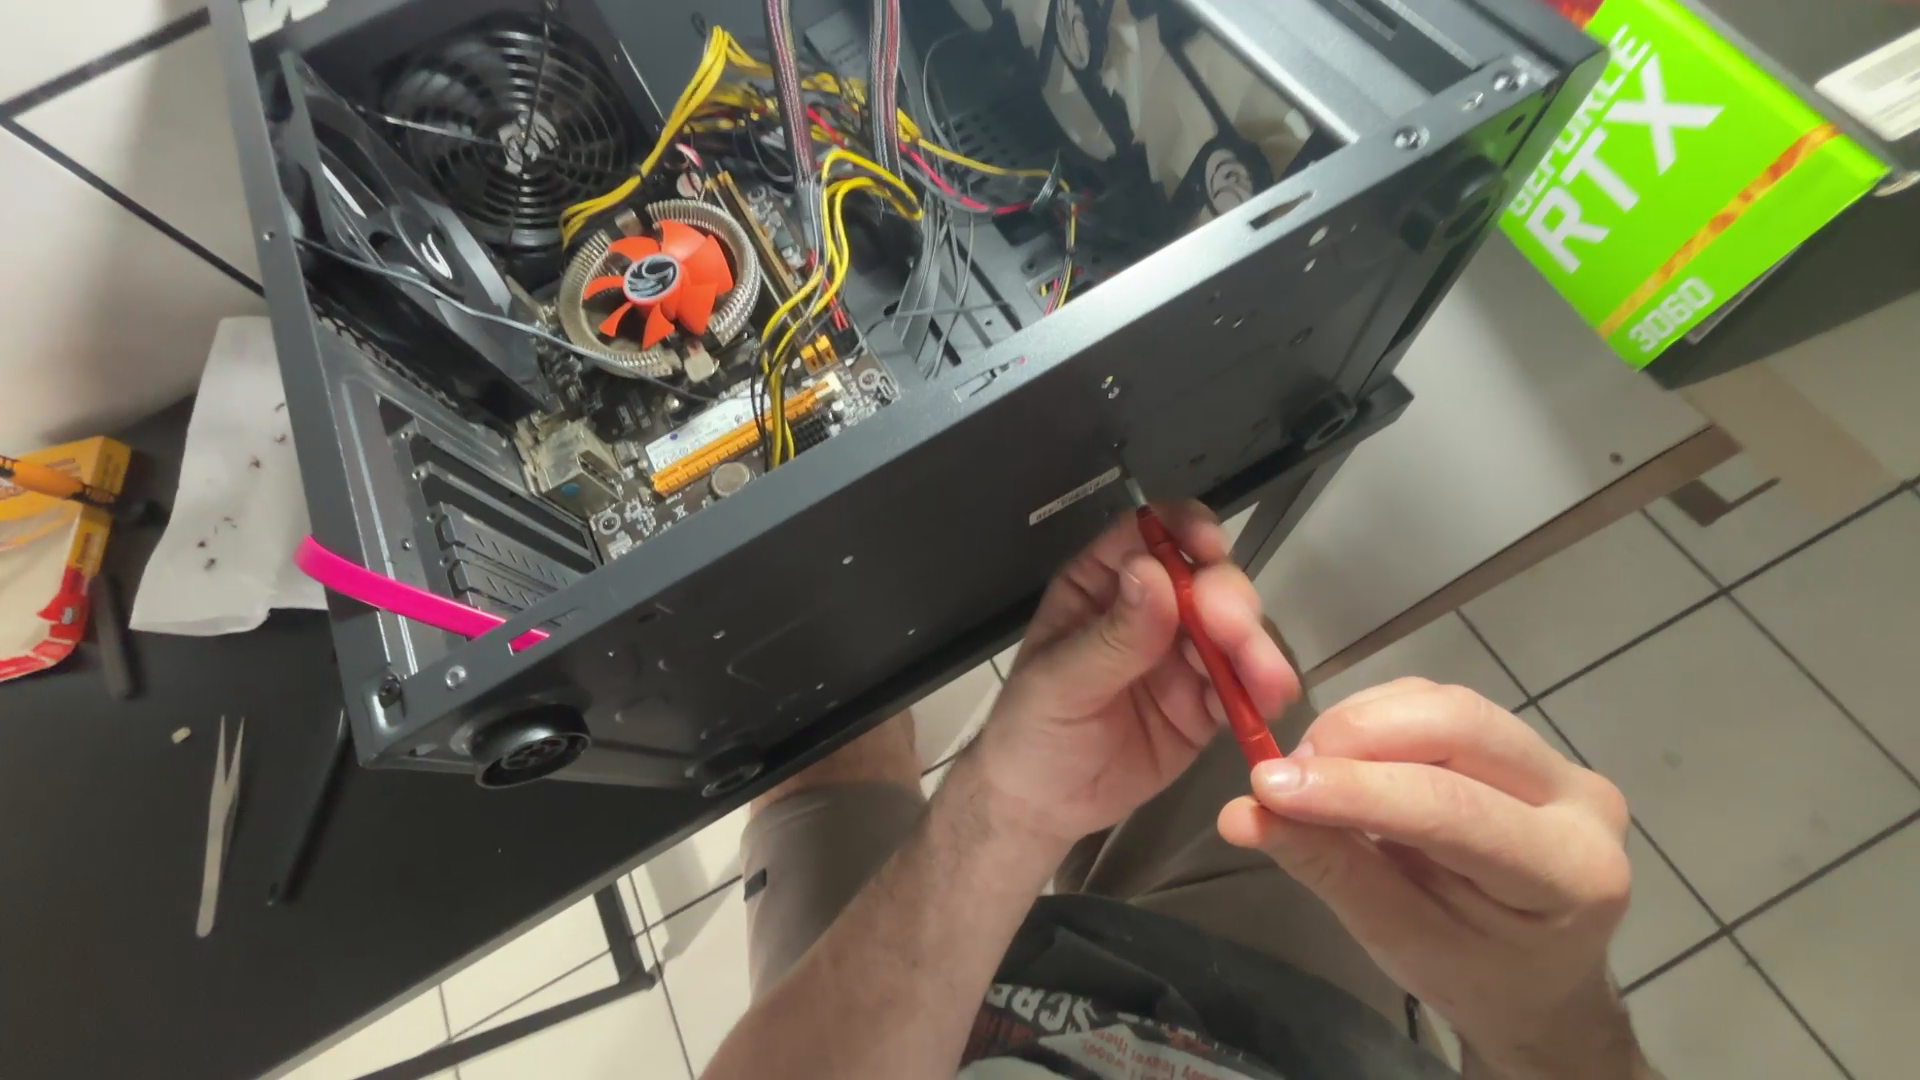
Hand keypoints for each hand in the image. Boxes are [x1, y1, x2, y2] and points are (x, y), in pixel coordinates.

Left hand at [961, 501, 1298, 848]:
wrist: (1042, 805)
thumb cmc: (1031, 729)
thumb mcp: (1059, 681)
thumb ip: (1111, 635)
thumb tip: (1152, 571)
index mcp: (1100, 586)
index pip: (1145, 535)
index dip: (1182, 528)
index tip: (1210, 547)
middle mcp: (1146, 609)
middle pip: (1203, 579)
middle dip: (1228, 601)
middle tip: (1235, 634)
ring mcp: (1179, 654)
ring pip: (1233, 630)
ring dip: (1255, 648)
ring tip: (1268, 683)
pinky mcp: (1204, 702)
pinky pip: (1241, 685)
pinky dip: (1260, 689)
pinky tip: (1268, 703)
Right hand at [1217, 679, 1645, 1079]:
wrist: (1536, 980)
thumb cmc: (1468, 971)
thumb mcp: (1391, 934)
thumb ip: (1321, 863)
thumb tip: (1240, 815)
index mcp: (1569, 873)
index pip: (1451, 809)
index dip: (1353, 789)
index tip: (1265, 784)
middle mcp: (1581, 799)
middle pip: (1458, 723)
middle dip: (1355, 734)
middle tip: (1288, 772)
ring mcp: (1555, 761)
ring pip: (1439, 701)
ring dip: (1356, 722)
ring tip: (1311, 770)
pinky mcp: (1518, 740)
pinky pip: (1431, 701)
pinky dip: (1370, 717)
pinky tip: (1345, 756)